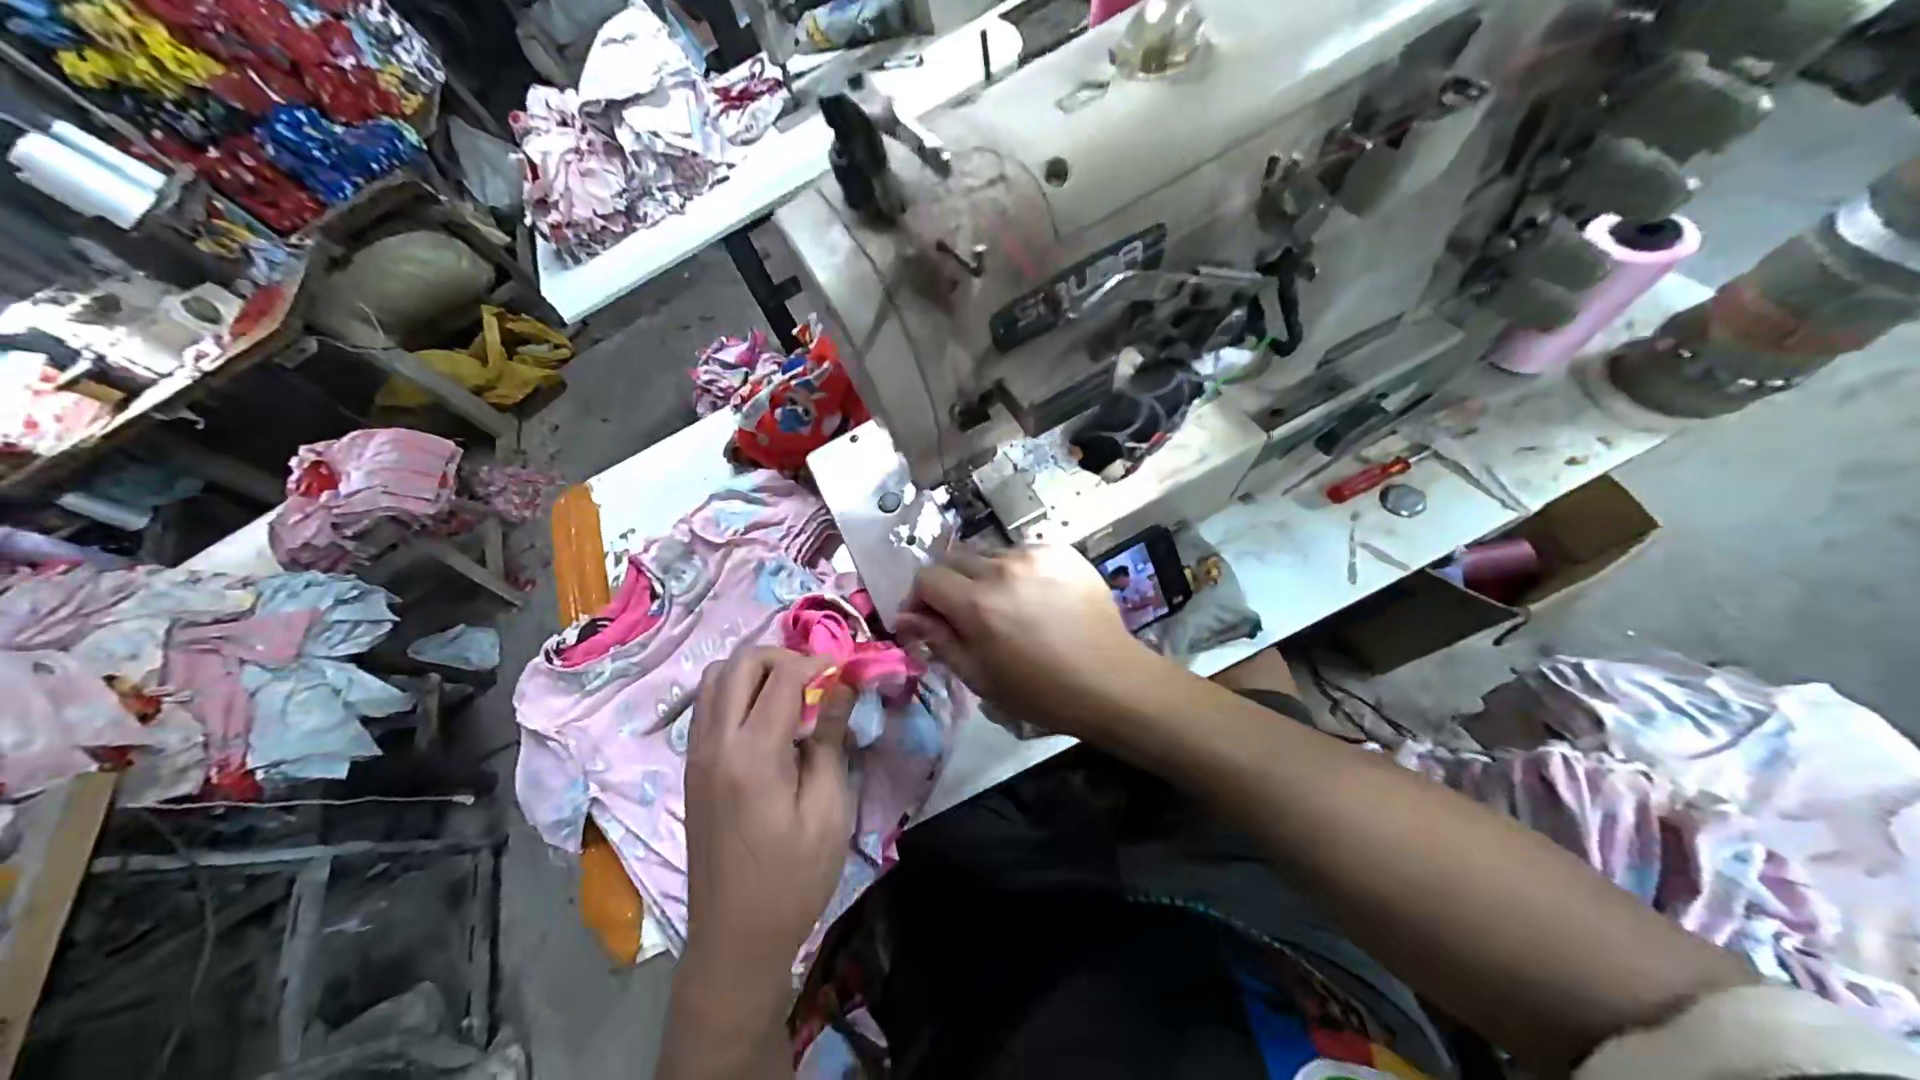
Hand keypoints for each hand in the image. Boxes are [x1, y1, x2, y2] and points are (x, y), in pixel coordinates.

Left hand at [684, 647, 854, 976]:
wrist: (735, 938)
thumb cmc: (793, 879)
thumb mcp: (828, 810)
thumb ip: (829, 739)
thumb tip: (840, 686)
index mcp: (751, 755)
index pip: (783, 676)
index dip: (820, 664)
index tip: (848, 673)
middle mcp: (714, 743)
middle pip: (740, 662)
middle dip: (784, 656)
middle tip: (819, 680)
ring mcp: (696, 754)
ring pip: (716, 677)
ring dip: (756, 671)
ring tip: (794, 694)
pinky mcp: (691, 767)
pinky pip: (708, 704)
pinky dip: (738, 692)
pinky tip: (768, 720)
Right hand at [895, 545, 1182, 737]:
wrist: (1109, 680)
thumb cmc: (1039, 691)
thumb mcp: (980, 676)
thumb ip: (938, 639)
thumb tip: (904, 617)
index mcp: (978, 604)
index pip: (926, 577)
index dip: (920, 598)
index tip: (929, 619)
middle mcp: (1002, 569)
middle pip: (954, 560)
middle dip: (950, 585)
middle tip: (966, 615)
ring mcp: (1035, 555)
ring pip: (989, 554)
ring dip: (985, 576)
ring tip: (1007, 606)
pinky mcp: (1061, 551)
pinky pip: (1023, 552)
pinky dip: (1018, 571)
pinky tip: (1035, 596)